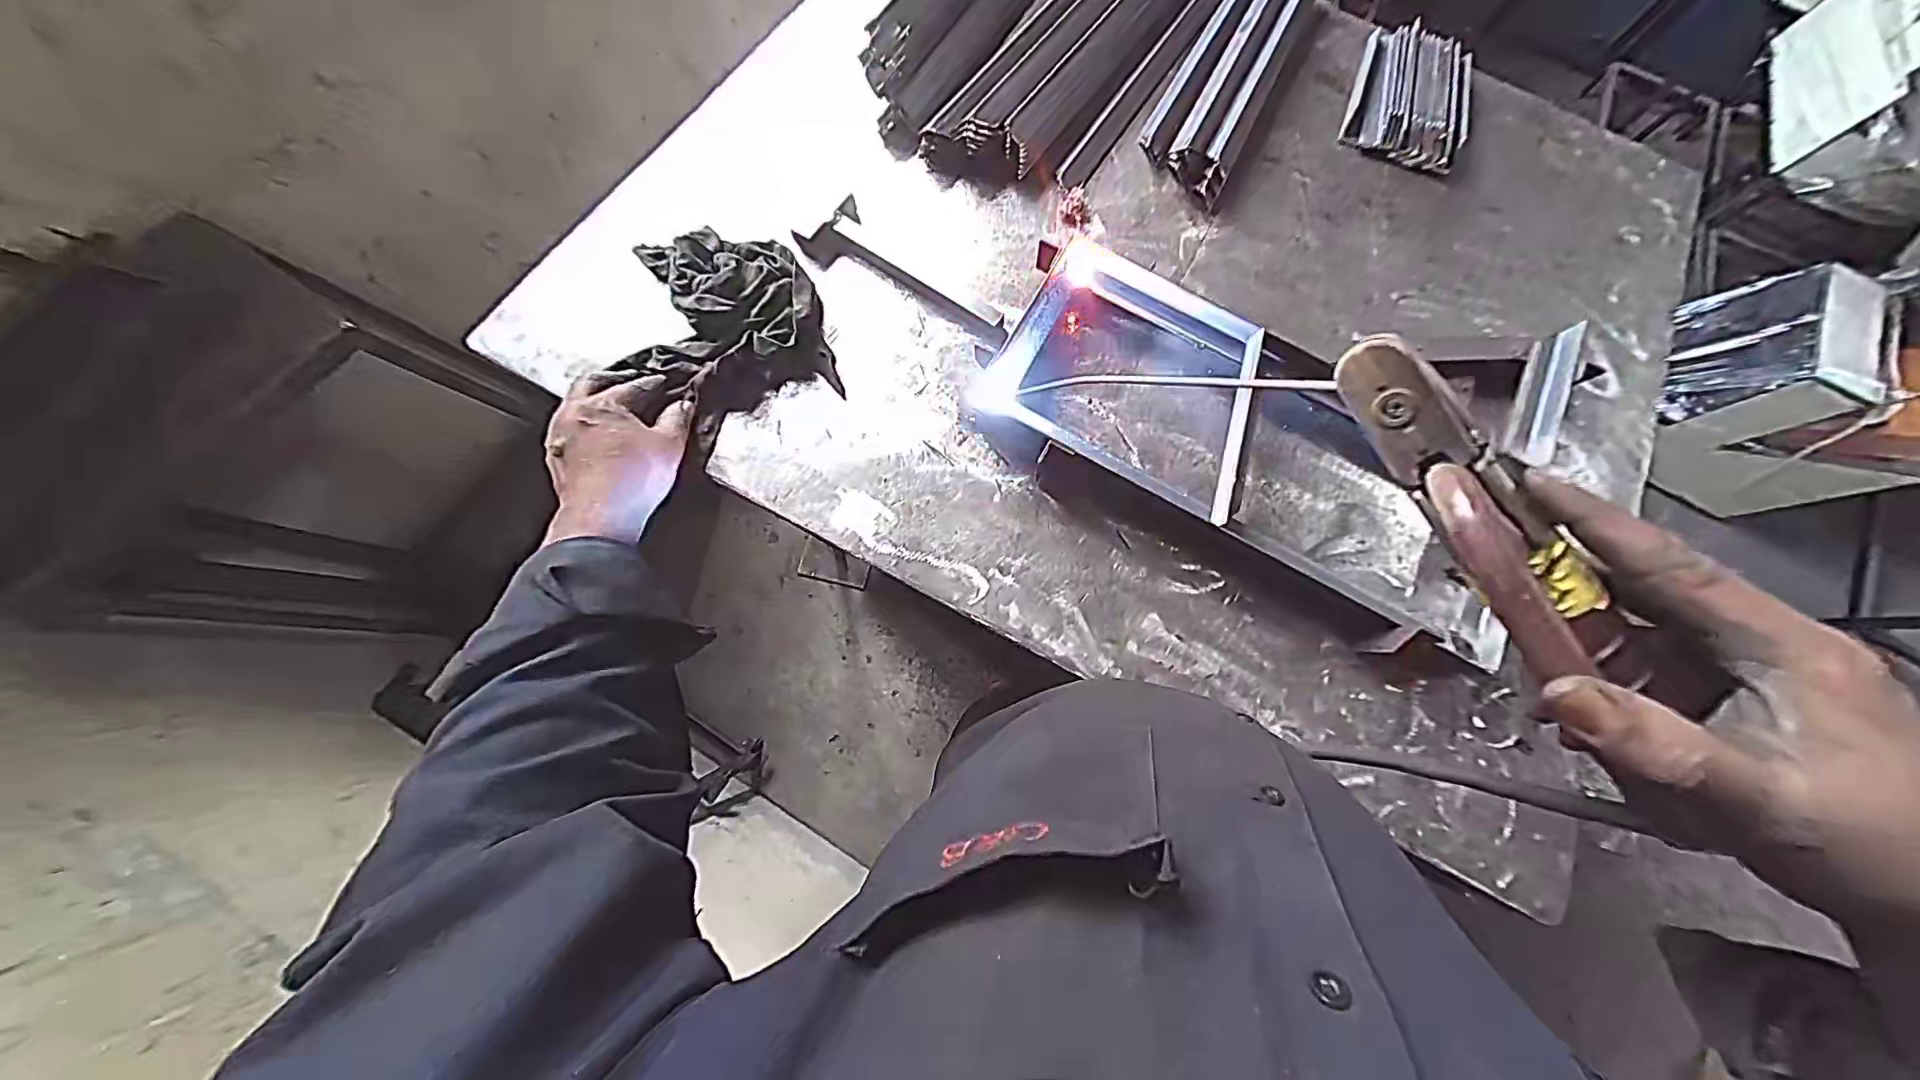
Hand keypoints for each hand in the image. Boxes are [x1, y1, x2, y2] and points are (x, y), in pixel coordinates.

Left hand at [542, 373, 692, 546]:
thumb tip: (682, 406)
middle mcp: (574, 416)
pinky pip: (571, 433)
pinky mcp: (557, 461)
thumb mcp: (670, 445)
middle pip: (592, 384)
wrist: (600, 519)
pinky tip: (599, 439)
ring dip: (596, 404)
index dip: (656, 384)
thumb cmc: (630, 483)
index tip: (666, 384)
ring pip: (576, 408)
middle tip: (631, 383)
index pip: (635, 386)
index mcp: (602, 405)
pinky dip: (587, 430)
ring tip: (615, 411)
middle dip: (615, 381)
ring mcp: (561, 438)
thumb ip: (678, 419)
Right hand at [1524, 473, 1919, 1049]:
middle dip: (1561, 563)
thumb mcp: (1757, 797)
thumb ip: (1655, 744)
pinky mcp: (1711, 704)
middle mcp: (1748, 645)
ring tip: (1517, 626)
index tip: (1529, 480)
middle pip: (1634, 587)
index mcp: (1776, 644)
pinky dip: (1585, 674)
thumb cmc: (1871, 843)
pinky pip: (1630, 672)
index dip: (1594, 519)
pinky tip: (1566, 696)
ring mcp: (1728, 676)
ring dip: (1566, 628)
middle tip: (1493, 540)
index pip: (1667, 563)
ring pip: (1626, 630)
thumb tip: (1557, 694)